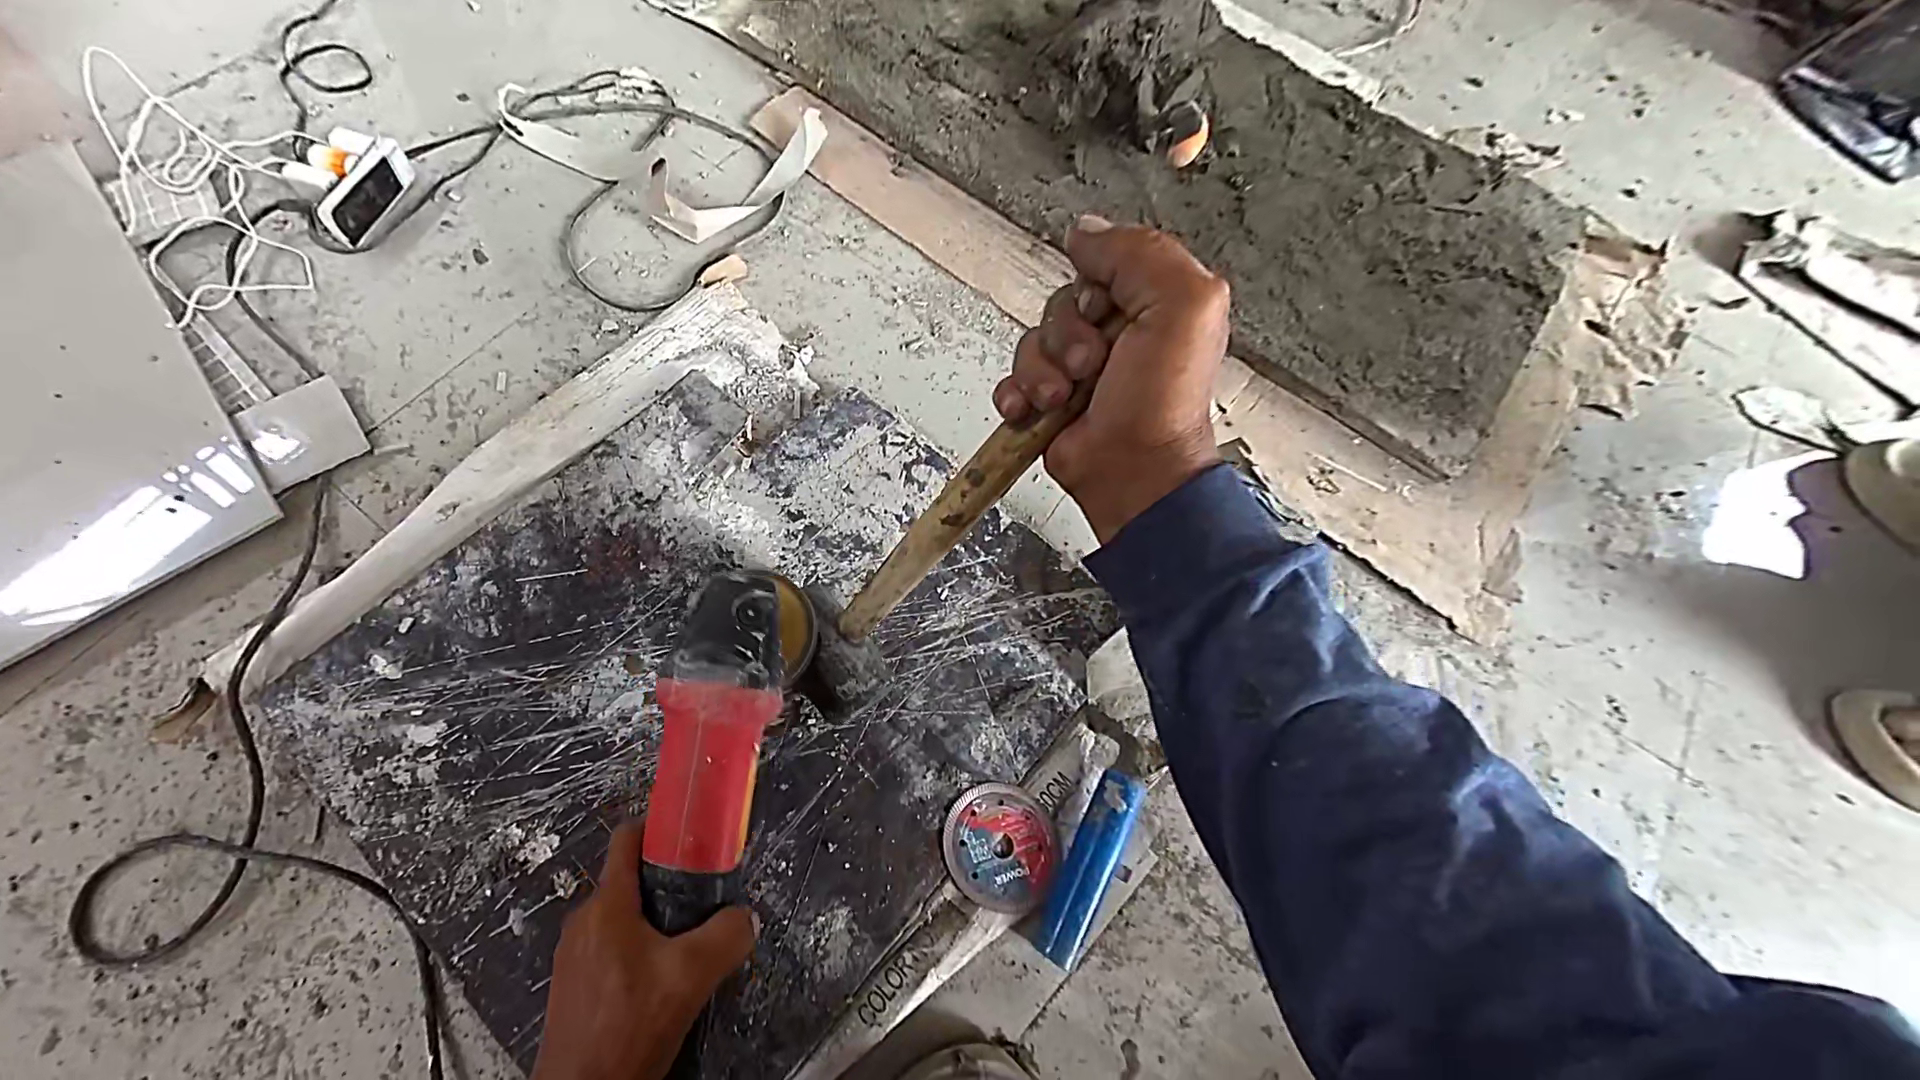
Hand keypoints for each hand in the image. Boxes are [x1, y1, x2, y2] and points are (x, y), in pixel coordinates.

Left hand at [532, 821, 756, 1079]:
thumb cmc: (630, 1025)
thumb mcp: (692, 975)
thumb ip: (728, 934)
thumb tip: (746, 916)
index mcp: (606, 905)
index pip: (628, 838)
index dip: (661, 826)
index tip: (694, 834)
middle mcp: (583, 921)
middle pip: (632, 878)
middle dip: (669, 880)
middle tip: (704, 896)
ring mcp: (574, 955)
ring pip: (624, 914)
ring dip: (657, 918)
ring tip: (688, 942)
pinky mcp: (574, 985)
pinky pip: (612, 945)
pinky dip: (640, 946)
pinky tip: (663, 976)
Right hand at [993, 216, 1228, 542]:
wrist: (1131, 471)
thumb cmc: (1163, 403)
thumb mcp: (1182, 304)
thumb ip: (1140, 253)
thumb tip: (1086, 233)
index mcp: (1150, 304)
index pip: (1099, 266)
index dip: (1092, 287)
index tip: (1106, 314)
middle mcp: (1114, 333)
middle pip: (1061, 303)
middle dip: (1067, 336)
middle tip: (1091, 365)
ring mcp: (1078, 369)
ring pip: (1033, 340)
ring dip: (1042, 370)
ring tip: (1064, 398)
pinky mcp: (1048, 401)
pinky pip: (1014, 378)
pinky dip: (1017, 393)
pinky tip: (1033, 410)